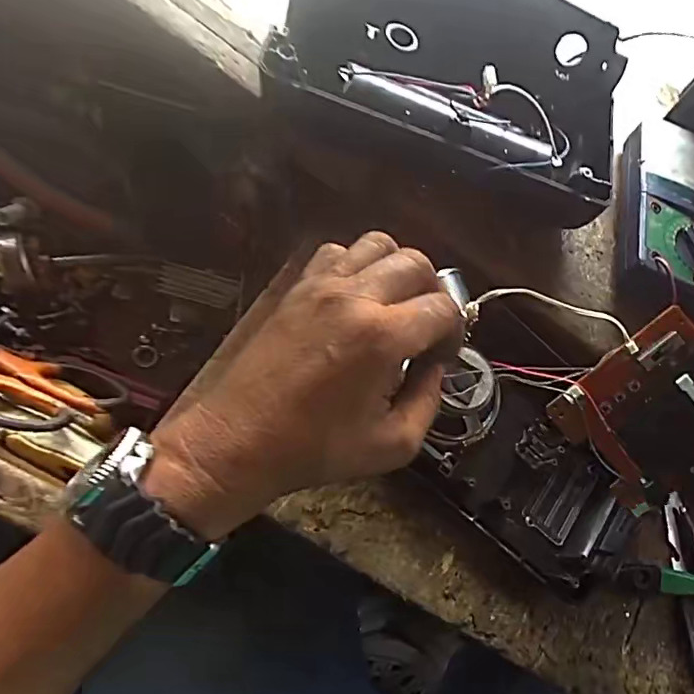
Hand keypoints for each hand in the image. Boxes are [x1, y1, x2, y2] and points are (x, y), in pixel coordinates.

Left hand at [143, 232, 463, 538]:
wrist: (238, 442)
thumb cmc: (316, 449)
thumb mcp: (395, 444)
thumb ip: (430, 399)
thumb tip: (435, 367)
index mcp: (382, 337)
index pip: (443, 307)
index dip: (454, 332)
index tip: (441, 357)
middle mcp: (354, 298)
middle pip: (417, 263)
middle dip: (435, 294)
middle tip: (426, 328)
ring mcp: (320, 285)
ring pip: (378, 244)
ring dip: (399, 271)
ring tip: (395, 306)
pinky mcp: (296, 287)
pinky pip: (338, 252)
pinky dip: (359, 266)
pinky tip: (358, 299)